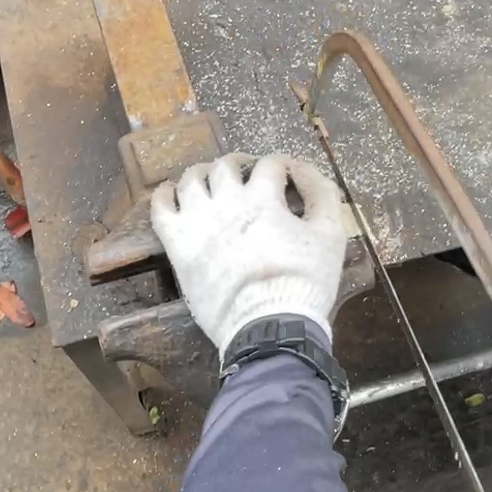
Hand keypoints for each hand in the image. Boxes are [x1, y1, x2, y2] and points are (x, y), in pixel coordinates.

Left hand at [149, 153, 347, 356]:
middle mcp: (226, 200)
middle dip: (240, 164)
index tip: (285, 173)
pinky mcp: (178, 245)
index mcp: (262, 197)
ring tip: (210, 180)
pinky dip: (164, 195)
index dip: (281, 164)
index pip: (270, 164)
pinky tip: (169, 193)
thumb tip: (305, 170)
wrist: (269, 327)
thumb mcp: (330, 236)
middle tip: (247, 174)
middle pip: (226, 166)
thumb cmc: (303, 282)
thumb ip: (322, 195)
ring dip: (203, 174)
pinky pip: (160, 209)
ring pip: (191, 180)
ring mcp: (197, 221)